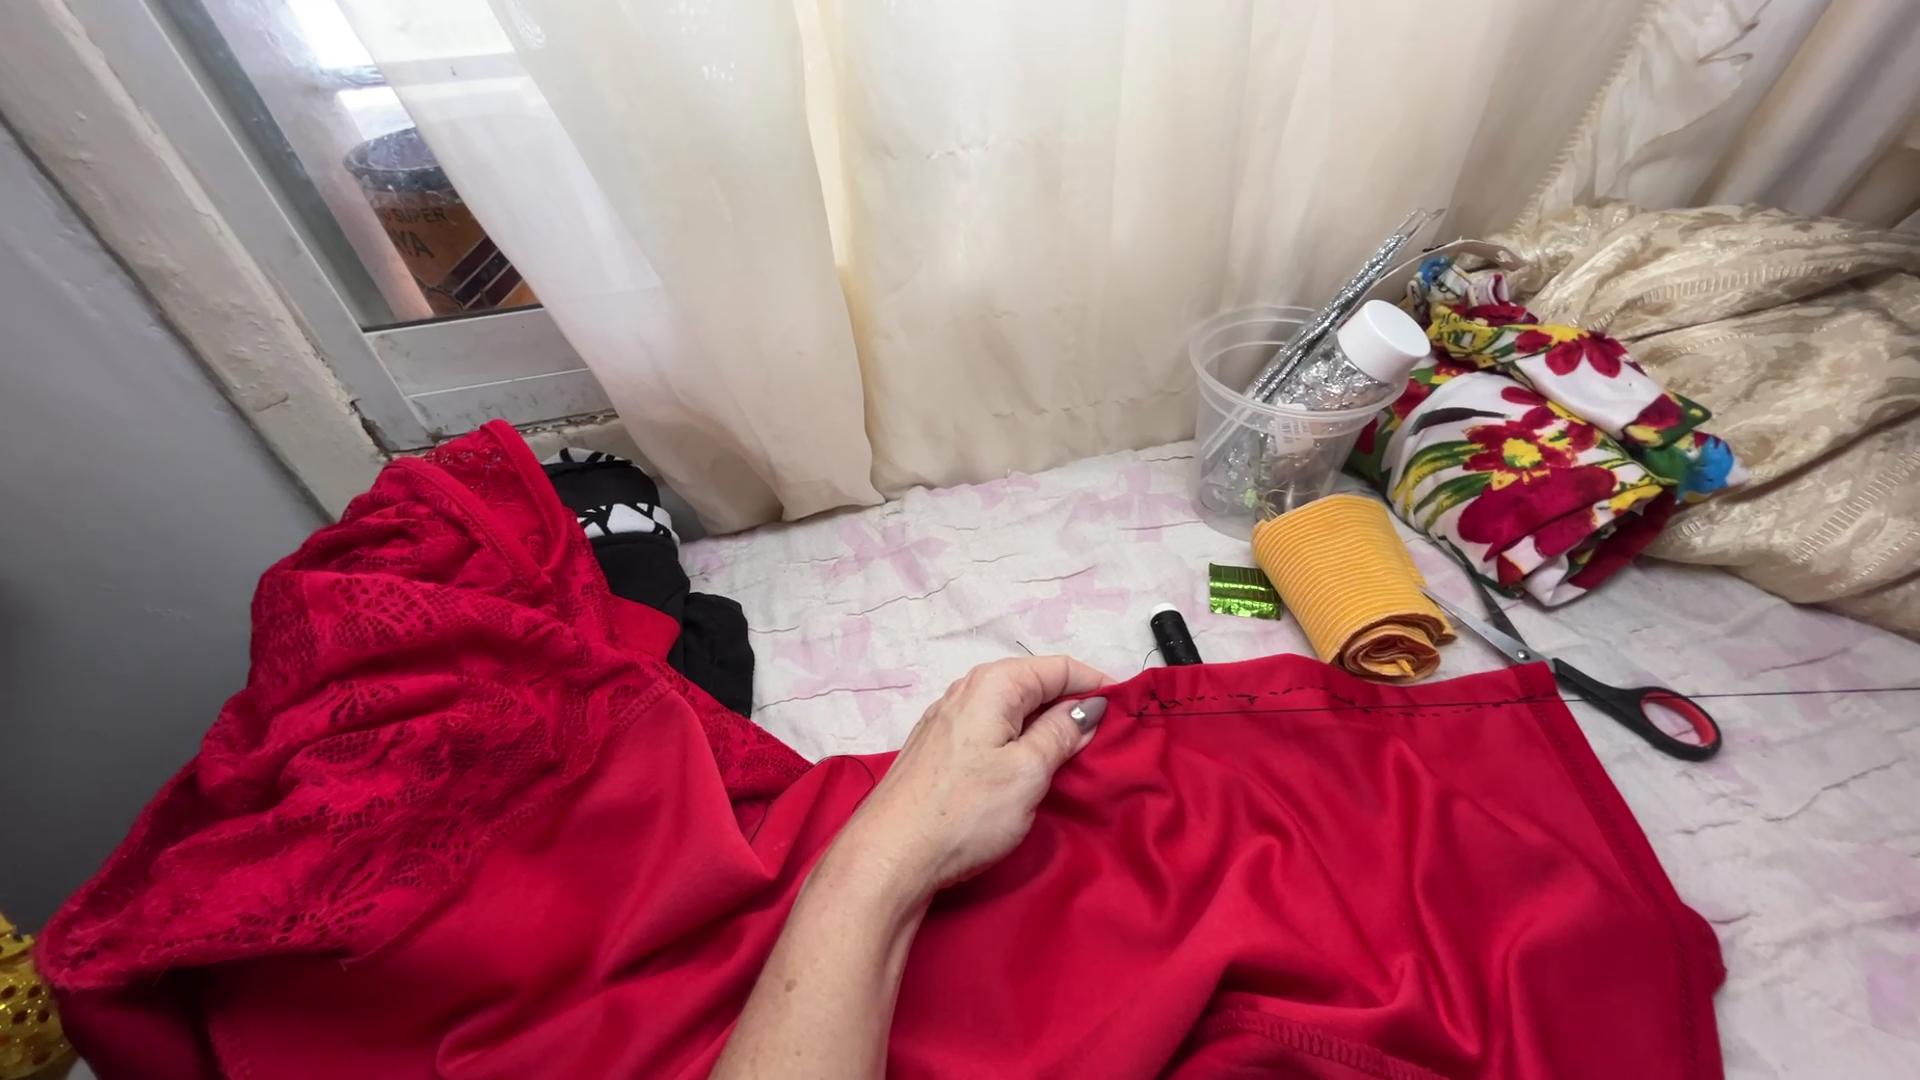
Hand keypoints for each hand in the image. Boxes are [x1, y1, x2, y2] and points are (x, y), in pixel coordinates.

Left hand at [830, 655, 1110, 900]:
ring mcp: (949, 717)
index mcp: (994, 683)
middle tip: (1105, 735)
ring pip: (1012, 706)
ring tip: (1073, 753)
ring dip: (1044, 722)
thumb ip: (1061, 732)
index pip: (1058, 667)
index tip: (1124, 710)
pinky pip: (992, 726)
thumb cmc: (965, 811)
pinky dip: (1018, 737)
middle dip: (1071, 703)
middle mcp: (968, 689)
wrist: (891, 854)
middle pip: (1034, 683)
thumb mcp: (1028, 771)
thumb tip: (1087, 707)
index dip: (1095, 685)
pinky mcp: (940, 745)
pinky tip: (1028, 764)